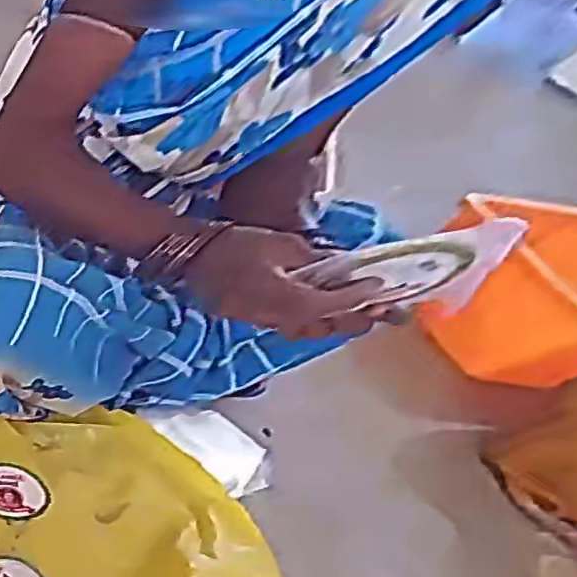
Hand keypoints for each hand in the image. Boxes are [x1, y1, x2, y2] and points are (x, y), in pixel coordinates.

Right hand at [183, 225, 385, 339]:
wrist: (196, 258)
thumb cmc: (239, 246)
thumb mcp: (285, 245)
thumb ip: (316, 260)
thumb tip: (344, 267)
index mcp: (282, 298)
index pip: (329, 304)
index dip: (357, 297)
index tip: (380, 287)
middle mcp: (273, 316)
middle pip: (321, 327)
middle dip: (352, 320)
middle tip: (379, 309)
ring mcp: (260, 320)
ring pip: (305, 331)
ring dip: (332, 324)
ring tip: (353, 311)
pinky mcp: (252, 319)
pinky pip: (288, 326)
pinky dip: (310, 321)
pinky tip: (319, 310)